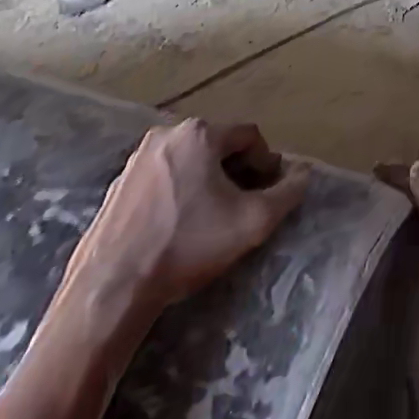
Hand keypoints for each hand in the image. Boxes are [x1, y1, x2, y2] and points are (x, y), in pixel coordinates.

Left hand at [61, 119, 311, 312]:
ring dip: (208, 181)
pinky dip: (180, 191)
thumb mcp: (252, 221)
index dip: (266, 162)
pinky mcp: (119, 183)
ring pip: (189, 160)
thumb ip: (286, 193)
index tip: (269, 193)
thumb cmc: (188, 244)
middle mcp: (166, 134)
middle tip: (245, 206)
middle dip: (237, 171)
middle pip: (217, 144)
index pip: (249, 135)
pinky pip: (163, 176)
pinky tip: (179, 226)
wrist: (114, 284)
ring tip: (214, 218)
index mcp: (199, 134)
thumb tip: (303, 174)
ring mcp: (138, 158)